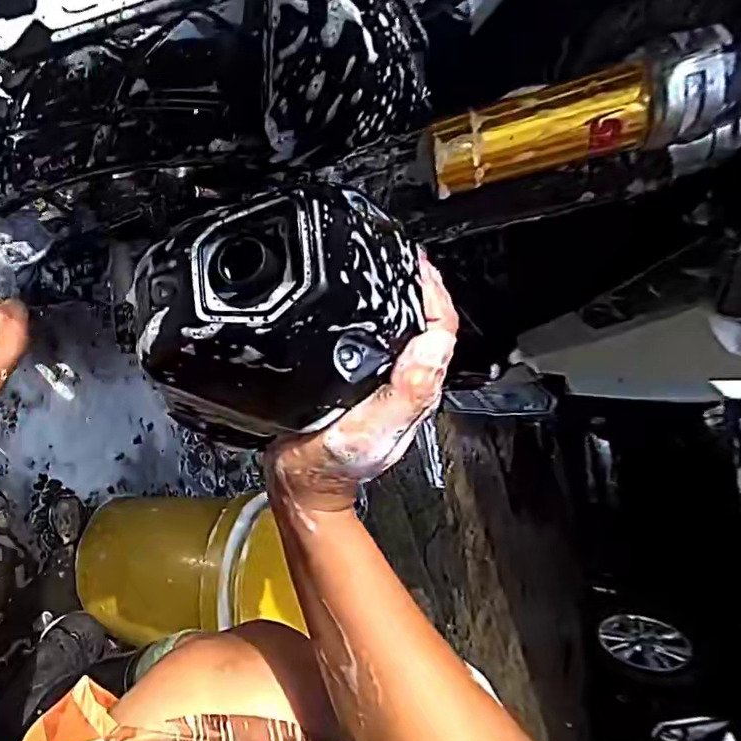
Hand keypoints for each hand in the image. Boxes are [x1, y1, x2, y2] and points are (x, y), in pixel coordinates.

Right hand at [266, 255, 457, 512]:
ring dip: (398, 301)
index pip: (439, 330)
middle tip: (402, 257)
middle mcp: (402, 383)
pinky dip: (370, 321)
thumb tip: (433, 343)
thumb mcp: (369, 430)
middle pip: (424, 326)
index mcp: (414, 388)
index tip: (416, 264)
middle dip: (418, 288)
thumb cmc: (330, 464)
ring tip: (386, 273)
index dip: (433, 293)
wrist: (301, 483)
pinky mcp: (354, 386)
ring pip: (400, 334)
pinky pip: (372, 346)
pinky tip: (356, 312)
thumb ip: (405, 391)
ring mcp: (379, 385)